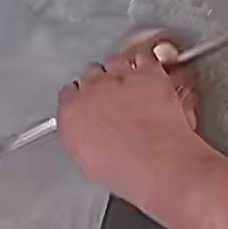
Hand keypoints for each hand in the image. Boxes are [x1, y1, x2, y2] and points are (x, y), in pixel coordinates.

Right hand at [57, 40, 212, 206]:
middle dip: (99, 82)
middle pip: (90, 74)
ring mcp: (121, 79)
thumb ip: (81, 136)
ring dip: (119, 69)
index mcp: (72, 113)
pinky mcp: (148, 73)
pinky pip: (142, 58)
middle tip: (110, 94)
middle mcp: (93, 91)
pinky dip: (144, 63)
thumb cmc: (128, 169)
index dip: (80, 98)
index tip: (86, 101)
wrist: (159, 164)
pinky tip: (148, 70)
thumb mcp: (89, 161)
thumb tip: (86, 134)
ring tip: (128, 80)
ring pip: (114, 61)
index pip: (68, 94)